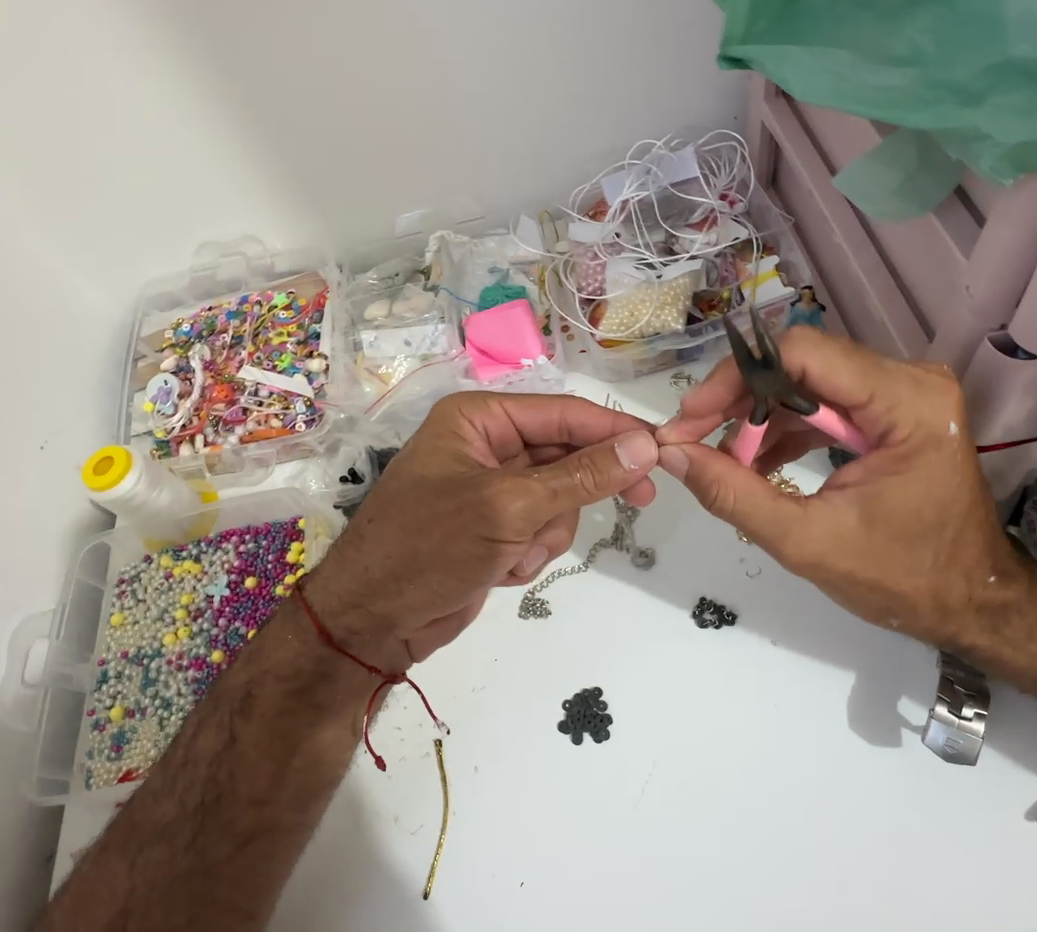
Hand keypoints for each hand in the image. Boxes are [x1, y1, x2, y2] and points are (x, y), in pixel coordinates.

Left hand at [305, 392, 659, 666]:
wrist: (373, 622)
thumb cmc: (428, 547)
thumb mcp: (509, 507)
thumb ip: (581, 477)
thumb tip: (645, 446)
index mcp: (479, 420)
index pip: (564, 414)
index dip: (615, 430)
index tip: (664, 450)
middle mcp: (486, 446)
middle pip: (567, 455)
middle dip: (579, 492)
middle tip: (640, 501)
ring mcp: (490, 490)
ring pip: (560, 499)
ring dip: (548, 532)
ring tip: (515, 554)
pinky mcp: (494, 529)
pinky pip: (542, 529)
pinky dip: (532, 552)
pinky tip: (501, 571)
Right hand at [654, 327, 1029, 648]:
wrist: (973, 601)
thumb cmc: (904, 579)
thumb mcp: (808, 543)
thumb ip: (734, 495)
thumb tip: (672, 454)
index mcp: (905, 402)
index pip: (801, 354)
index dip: (736, 378)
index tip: (691, 418)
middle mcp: (909, 380)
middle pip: (801, 365)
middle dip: (739, 401)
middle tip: (691, 440)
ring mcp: (902, 393)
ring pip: (806, 383)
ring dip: (756, 417)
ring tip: (718, 459)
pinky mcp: (892, 411)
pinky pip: (823, 403)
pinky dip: (783, 429)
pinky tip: (753, 462)